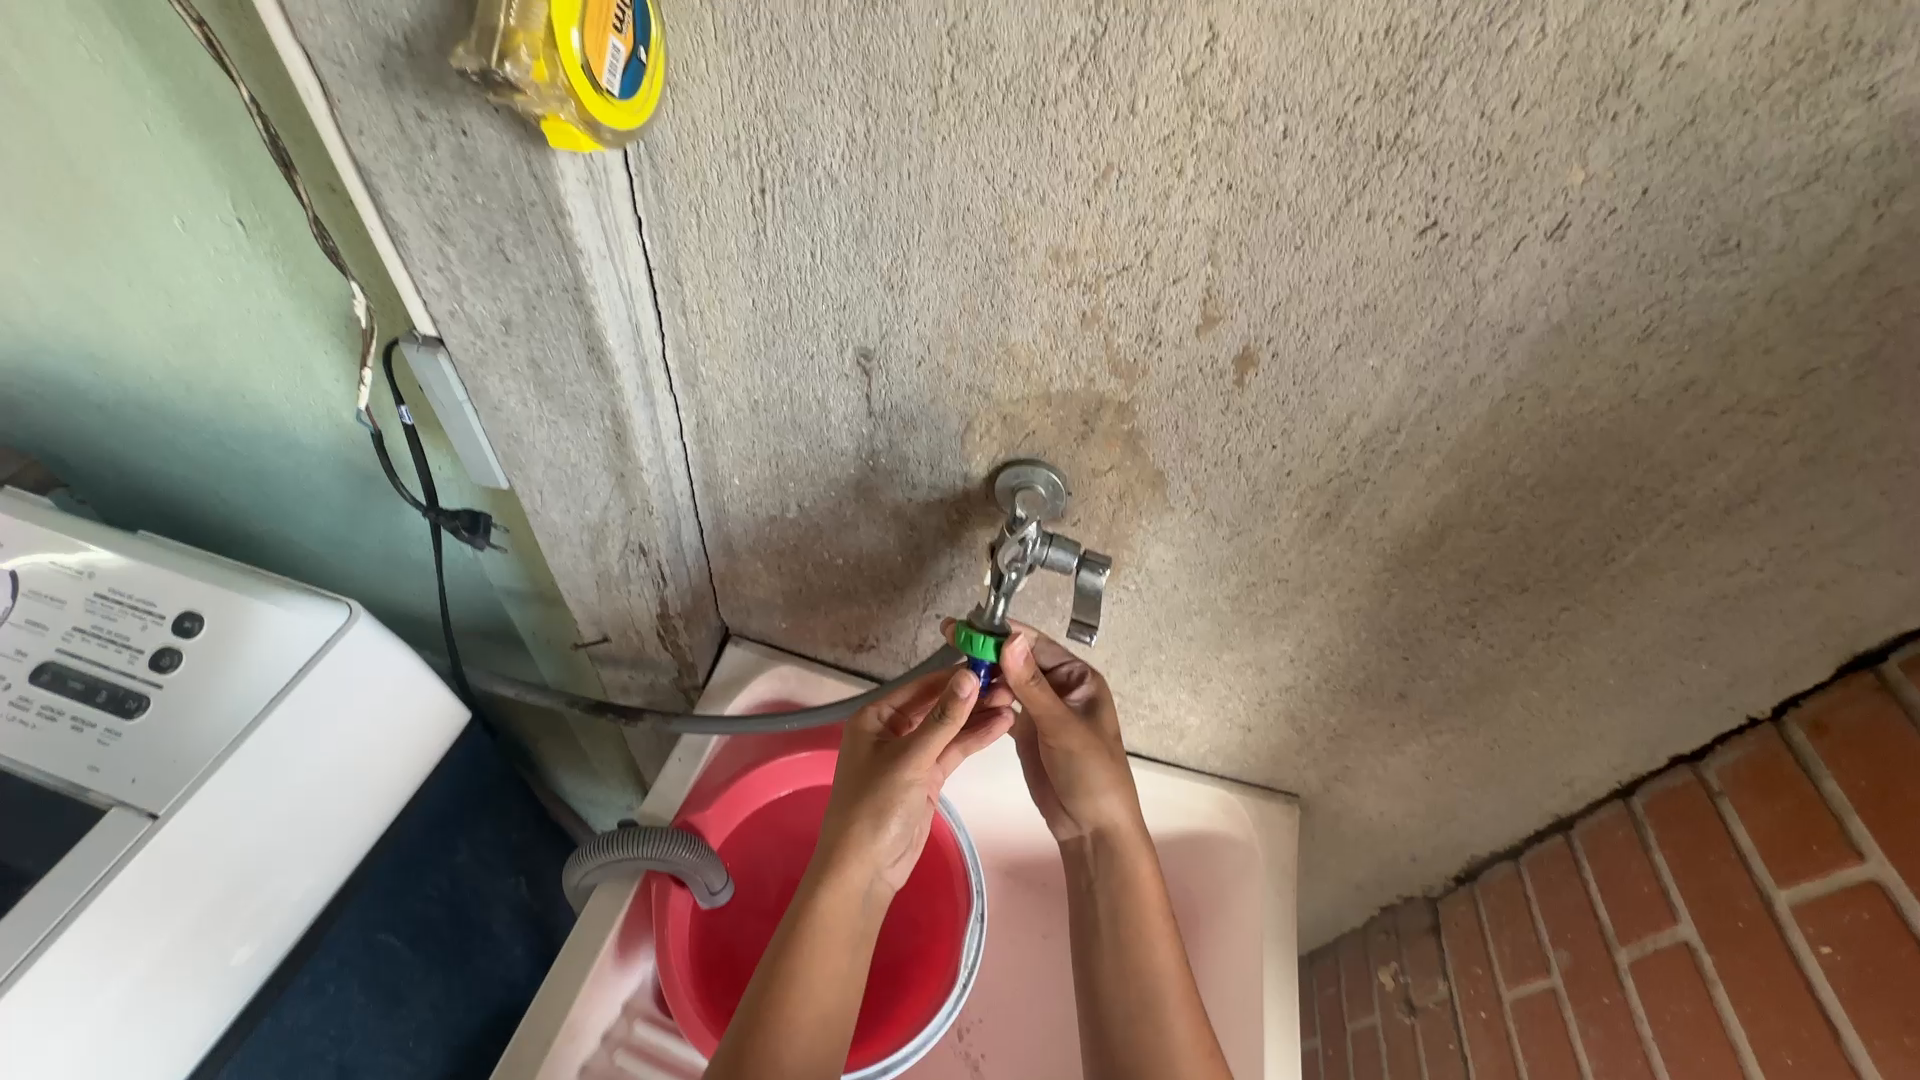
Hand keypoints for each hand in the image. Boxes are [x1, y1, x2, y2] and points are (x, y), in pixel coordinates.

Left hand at [812, 665, 1015, 896]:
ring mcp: (912, 754)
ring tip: (1013, 700)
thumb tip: (968, 676)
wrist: (865, 870)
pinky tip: (1002, 724)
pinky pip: (953, 750)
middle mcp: (892, 729)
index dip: (955, 675)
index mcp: (876, 717)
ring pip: (949, 727)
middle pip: (938, 705)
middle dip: (971, 695)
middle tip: (1009, 682)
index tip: (990, 662)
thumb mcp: (910, 758)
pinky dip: (975, 738)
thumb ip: (944, 718)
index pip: (922, 687)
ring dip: (978, 715)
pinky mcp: (928, 776)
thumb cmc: (875, 806)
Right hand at [946, 620, 1142, 843]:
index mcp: (1077, 678)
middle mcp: (1059, 687)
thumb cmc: (1090, 772)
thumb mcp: (1061, 726)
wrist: (1092, 829)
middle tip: (949, 636)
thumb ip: (1033, 685)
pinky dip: (984, 700)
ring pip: (1008, 682)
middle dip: (987, 649)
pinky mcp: (1026, 731)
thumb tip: (1010, 640)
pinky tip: (961, 694)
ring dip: (983, 673)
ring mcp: (1041, 710)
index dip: (1003, 632)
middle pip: (1018, 660)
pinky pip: (1002, 706)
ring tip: (949, 663)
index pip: (1036, 645)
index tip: (969, 622)